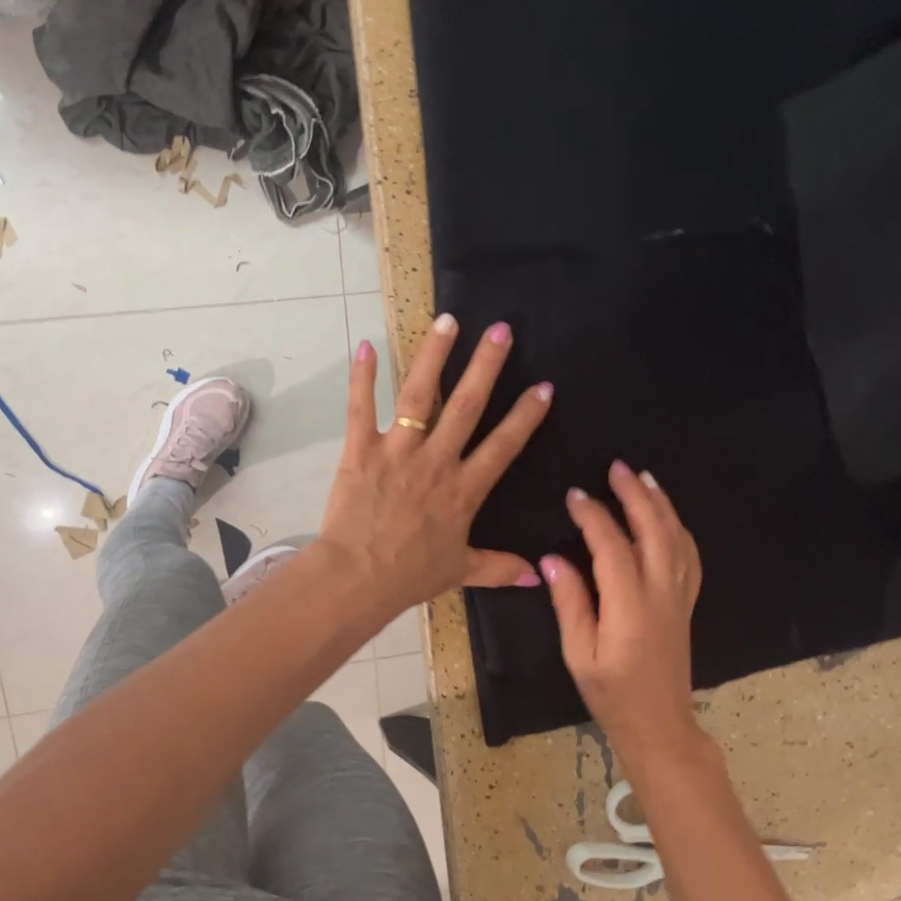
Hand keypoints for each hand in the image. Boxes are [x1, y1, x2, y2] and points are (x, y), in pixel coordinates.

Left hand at [315, 313, 552, 619]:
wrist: (357, 578)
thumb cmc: (409, 576)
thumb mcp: (460, 572)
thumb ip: (499, 568)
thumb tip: (539, 576)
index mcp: (463, 490)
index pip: (503, 445)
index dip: (525, 415)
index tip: (543, 387)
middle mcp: (435, 461)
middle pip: (466, 406)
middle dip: (486, 365)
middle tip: (501, 329)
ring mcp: (397, 451)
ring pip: (418, 395)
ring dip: (433, 356)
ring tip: (448, 321)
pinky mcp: (360, 451)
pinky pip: (360, 408)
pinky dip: (361, 377)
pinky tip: (363, 345)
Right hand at [541, 462, 703, 747]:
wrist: (660, 724)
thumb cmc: (611, 694)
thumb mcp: (578, 654)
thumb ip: (569, 604)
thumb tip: (551, 559)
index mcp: (630, 608)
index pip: (612, 547)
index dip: (593, 517)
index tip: (574, 495)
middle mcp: (662, 595)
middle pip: (655, 532)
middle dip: (636, 496)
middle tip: (617, 468)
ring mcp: (680, 598)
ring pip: (678, 540)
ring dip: (662, 505)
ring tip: (644, 479)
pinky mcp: (686, 605)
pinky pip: (690, 557)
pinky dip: (679, 529)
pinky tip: (668, 518)